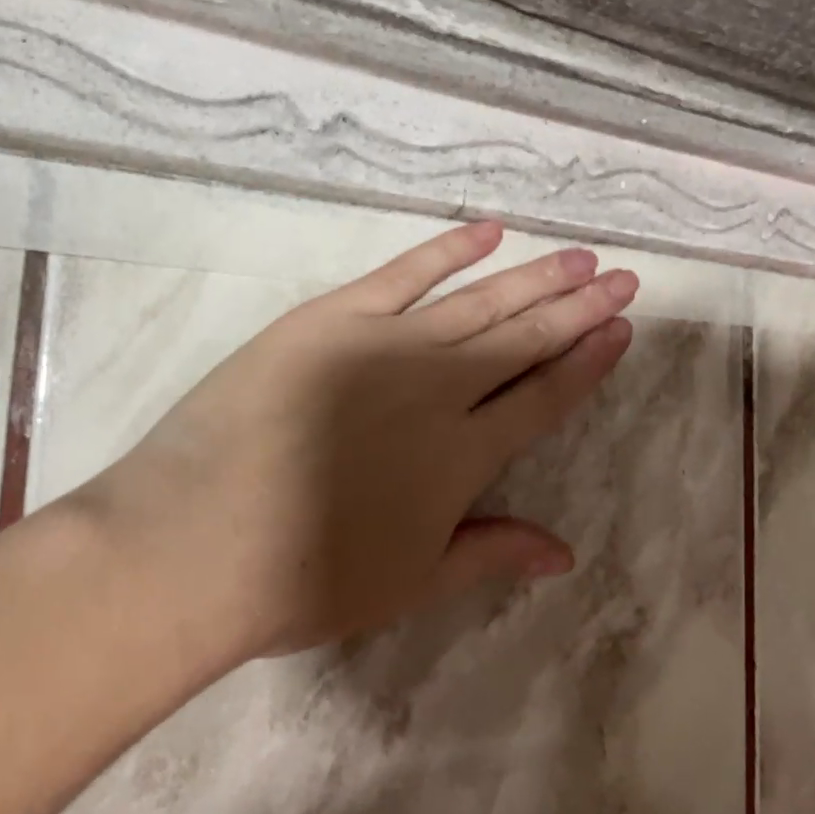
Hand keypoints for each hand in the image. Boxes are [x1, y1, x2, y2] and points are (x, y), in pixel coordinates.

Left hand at [76, 222, 637, 659]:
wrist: (193, 546)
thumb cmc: (303, 580)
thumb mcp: (410, 581)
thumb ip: (491, 553)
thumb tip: (566, 554)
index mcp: (462, 456)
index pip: (544, 396)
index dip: (587, 362)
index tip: (620, 329)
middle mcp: (439, 390)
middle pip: (525, 339)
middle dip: (579, 308)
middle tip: (621, 278)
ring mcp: (386, 344)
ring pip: (479, 302)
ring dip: (534, 278)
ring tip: (578, 257)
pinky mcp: (331, 318)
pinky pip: (405, 273)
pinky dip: (449, 250)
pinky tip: (488, 231)